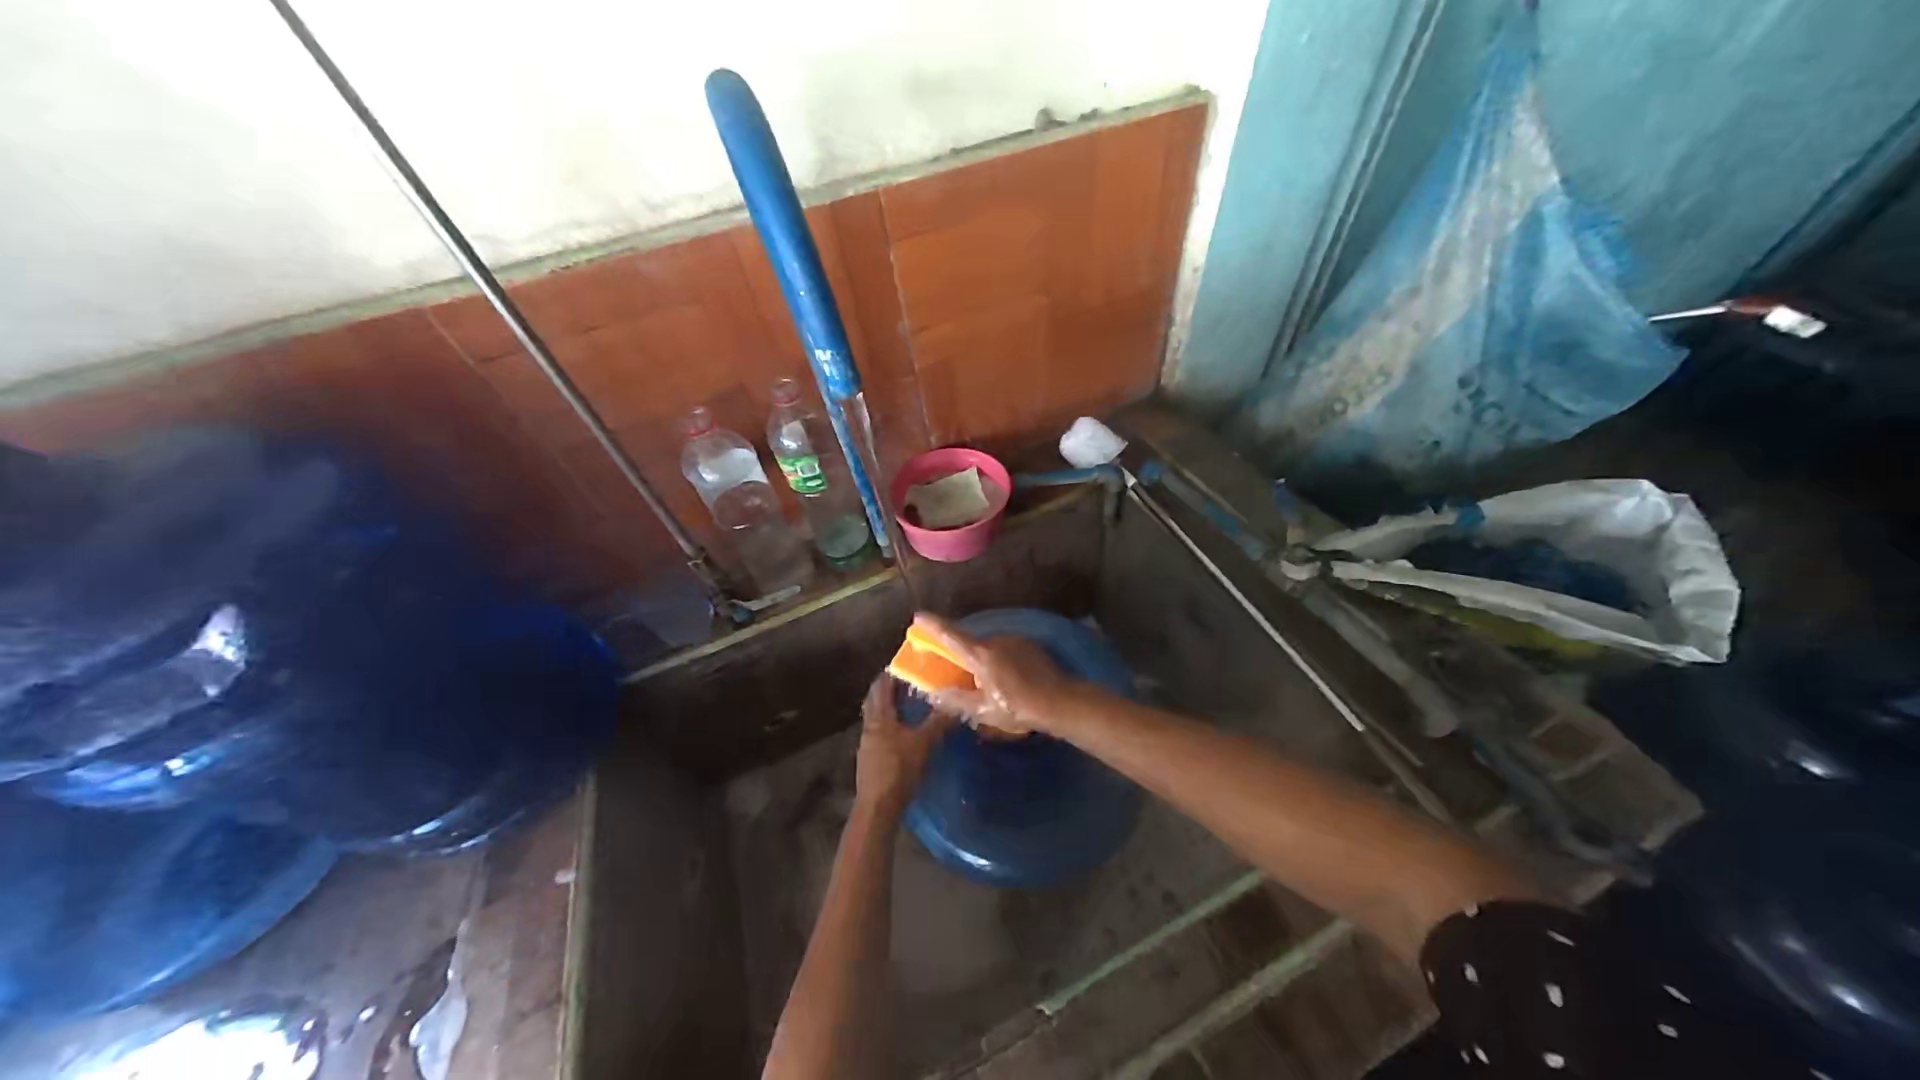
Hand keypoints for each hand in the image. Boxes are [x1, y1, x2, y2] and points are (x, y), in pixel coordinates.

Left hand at [855, 673, 958, 814]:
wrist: (878, 806)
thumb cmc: (899, 770)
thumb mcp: (923, 743)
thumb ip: (939, 722)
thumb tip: (958, 703)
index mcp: (880, 717)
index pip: (881, 687)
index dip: (890, 674)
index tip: (903, 664)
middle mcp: (869, 726)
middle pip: (874, 701)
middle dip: (886, 689)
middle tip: (904, 681)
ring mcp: (866, 744)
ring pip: (875, 717)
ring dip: (887, 708)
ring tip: (905, 704)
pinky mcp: (869, 759)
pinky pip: (878, 733)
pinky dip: (888, 726)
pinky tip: (900, 733)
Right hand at [908, 613, 1098, 735]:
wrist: (1061, 702)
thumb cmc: (1019, 708)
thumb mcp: (983, 710)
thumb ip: (956, 699)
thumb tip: (933, 693)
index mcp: (981, 655)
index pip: (951, 635)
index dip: (933, 625)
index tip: (918, 616)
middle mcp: (996, 640)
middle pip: (971, 644)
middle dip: (962, 657)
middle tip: (960, 675)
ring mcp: (1015, 640)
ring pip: (990, 648)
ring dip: (984, 661)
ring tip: (991, 686)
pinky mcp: (1030, 645)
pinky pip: (1006, 650)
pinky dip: (1001, 661)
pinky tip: (1009, 681)